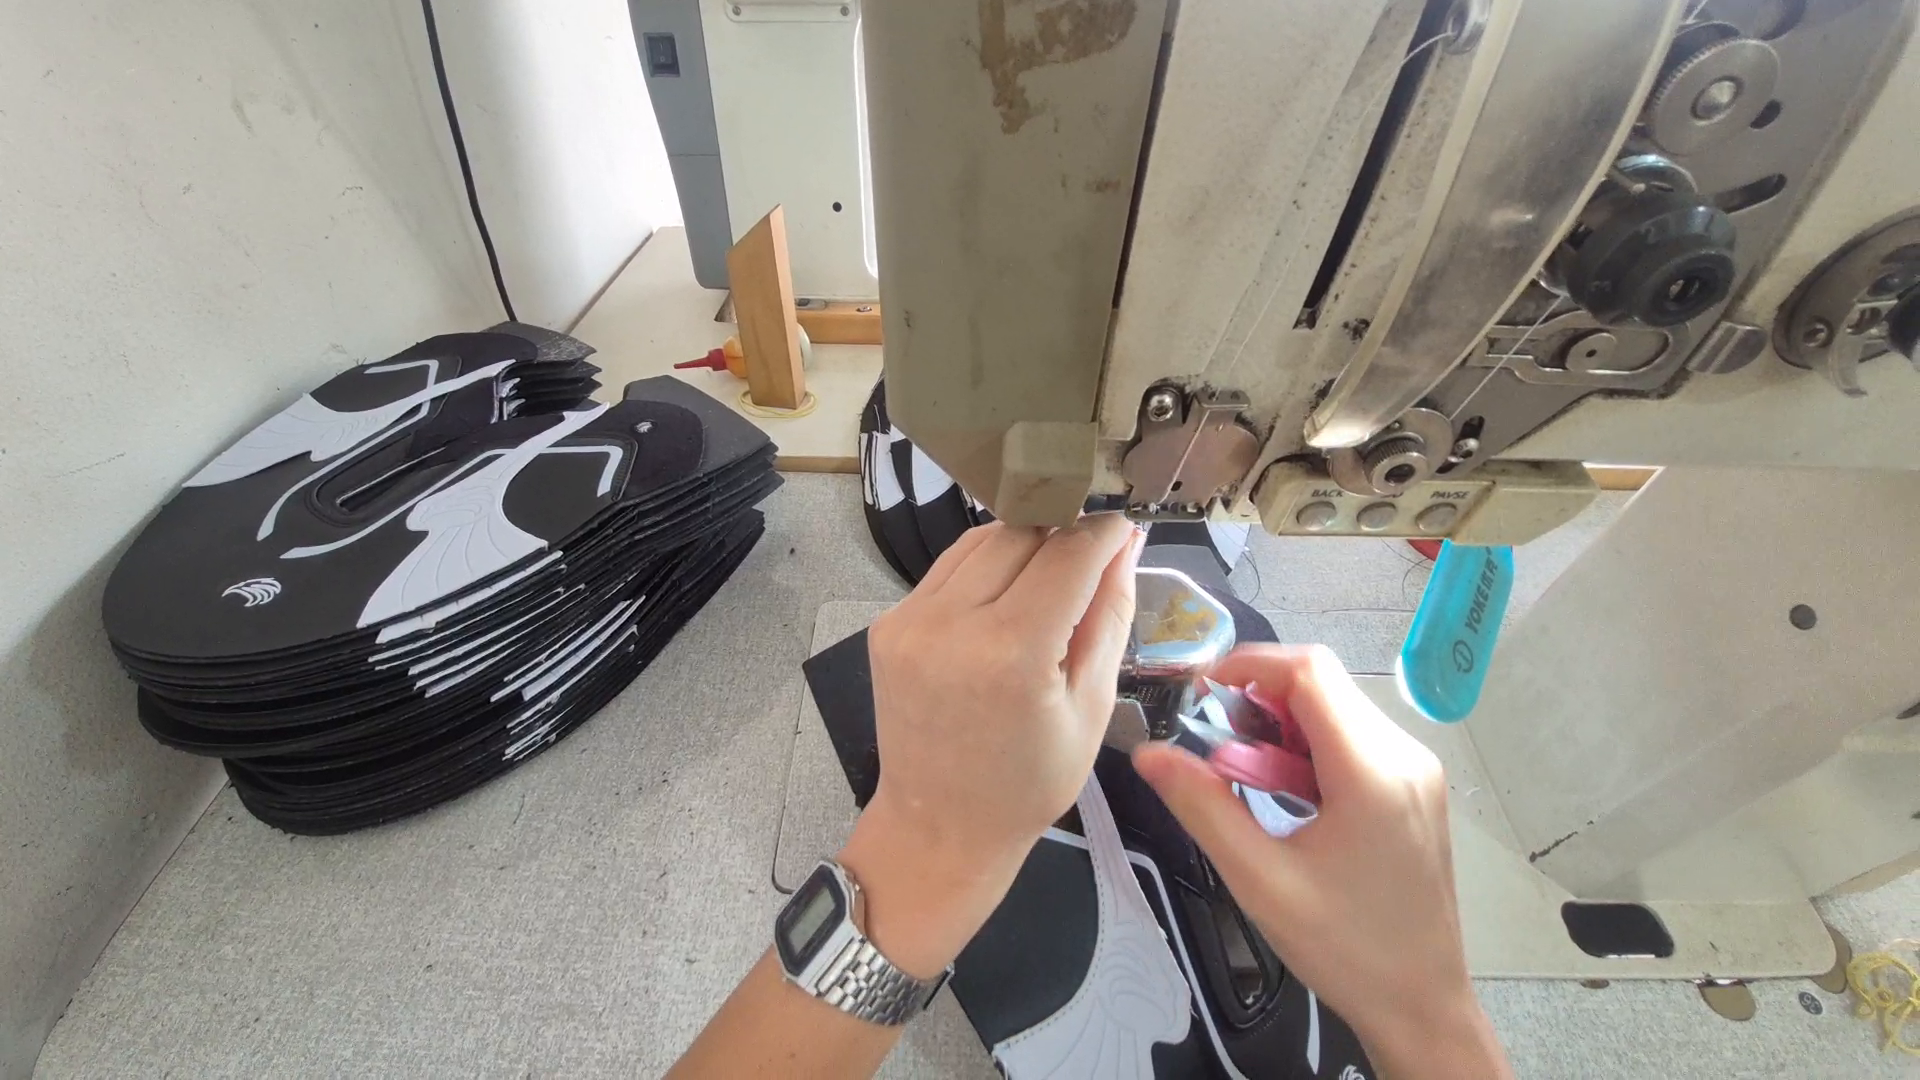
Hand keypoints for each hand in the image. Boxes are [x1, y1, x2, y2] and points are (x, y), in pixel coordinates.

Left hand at [837, 515, 1143, 977]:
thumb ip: (1110, 613)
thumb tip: (1124, 543)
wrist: (939, 824)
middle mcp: (950, 623)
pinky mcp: (888, 623)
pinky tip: (1006, 592)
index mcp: (1011, 653)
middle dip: (1064, 533)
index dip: (1103, 532)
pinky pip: (949, 568)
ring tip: (1051, 574)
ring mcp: (909, 619)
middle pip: (1022, 534)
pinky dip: (985, 565)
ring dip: (1024, 542)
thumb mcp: (1093, 704)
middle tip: (1091, 557)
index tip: (1125, 526)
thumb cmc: (1030, 781)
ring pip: (981, 540)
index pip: (1068, 555)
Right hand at [1132, 646, 1509, 1078]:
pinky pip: (1350, 730)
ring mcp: (1415, 767)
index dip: (1248, 664)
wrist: (1425, 1007)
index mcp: (1371, 772)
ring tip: (1246, 768)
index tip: (1201, 693)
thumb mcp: (1258, 879)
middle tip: (1216, 736)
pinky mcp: (1414, 782)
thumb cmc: (1343, 948)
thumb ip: (1201, 806)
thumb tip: (1147, 752)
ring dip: (1279, 716)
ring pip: (1334, 701)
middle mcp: (1403, 754)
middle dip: (1258, 692)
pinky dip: (1304, 737)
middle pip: (1321, 679)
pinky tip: (1284, 783)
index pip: (1308, 672)